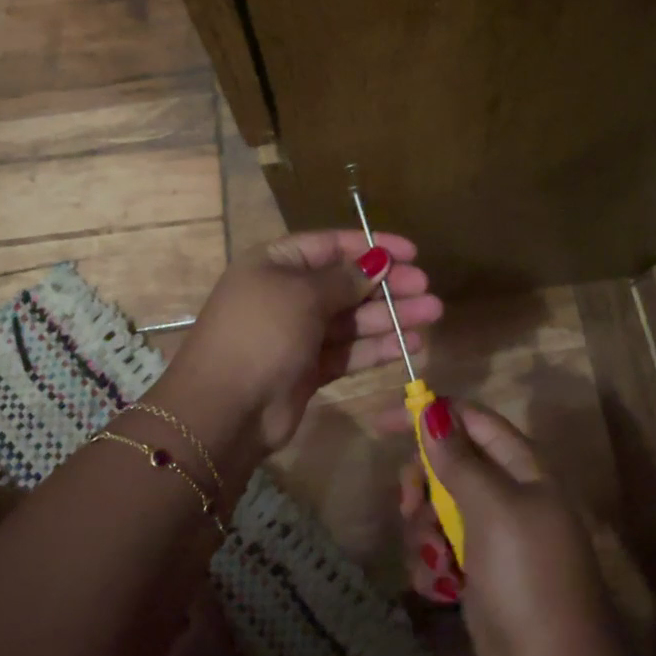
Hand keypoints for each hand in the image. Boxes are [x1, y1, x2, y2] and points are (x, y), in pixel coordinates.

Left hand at [173, 230, 442, 449]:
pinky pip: (349, 350)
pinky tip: (410, 343)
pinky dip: (378, 346)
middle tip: (427, 288)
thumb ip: (344, 279)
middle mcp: (287, 294)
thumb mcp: (303, 296)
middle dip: (388, 284)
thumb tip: (377, 261)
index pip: (330, 245)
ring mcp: (298, 333)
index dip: (372, 246)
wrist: (224, 411)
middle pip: (346, 282)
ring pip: (353, 318)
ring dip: (391, 316)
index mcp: (275, 263)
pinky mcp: (309, 369)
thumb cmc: (260, 335)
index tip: (412, 252)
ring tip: (432, 314)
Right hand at [400, 400, 622, 655]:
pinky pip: (443, 548)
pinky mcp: (480, 572)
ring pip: (440, 509)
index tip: (383, 424)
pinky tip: (438, 583)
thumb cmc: (526, 572)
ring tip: (433, 557)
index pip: (473, 421)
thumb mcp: (491, 507)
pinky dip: (433, 562)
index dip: (430, 414)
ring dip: (425, 530)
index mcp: (524, 468)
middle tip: (409, 506)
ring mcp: (495, 536)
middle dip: (423, 484)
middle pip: (450, 465)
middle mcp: (510, 494)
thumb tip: (432, 408)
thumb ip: (458, 458)